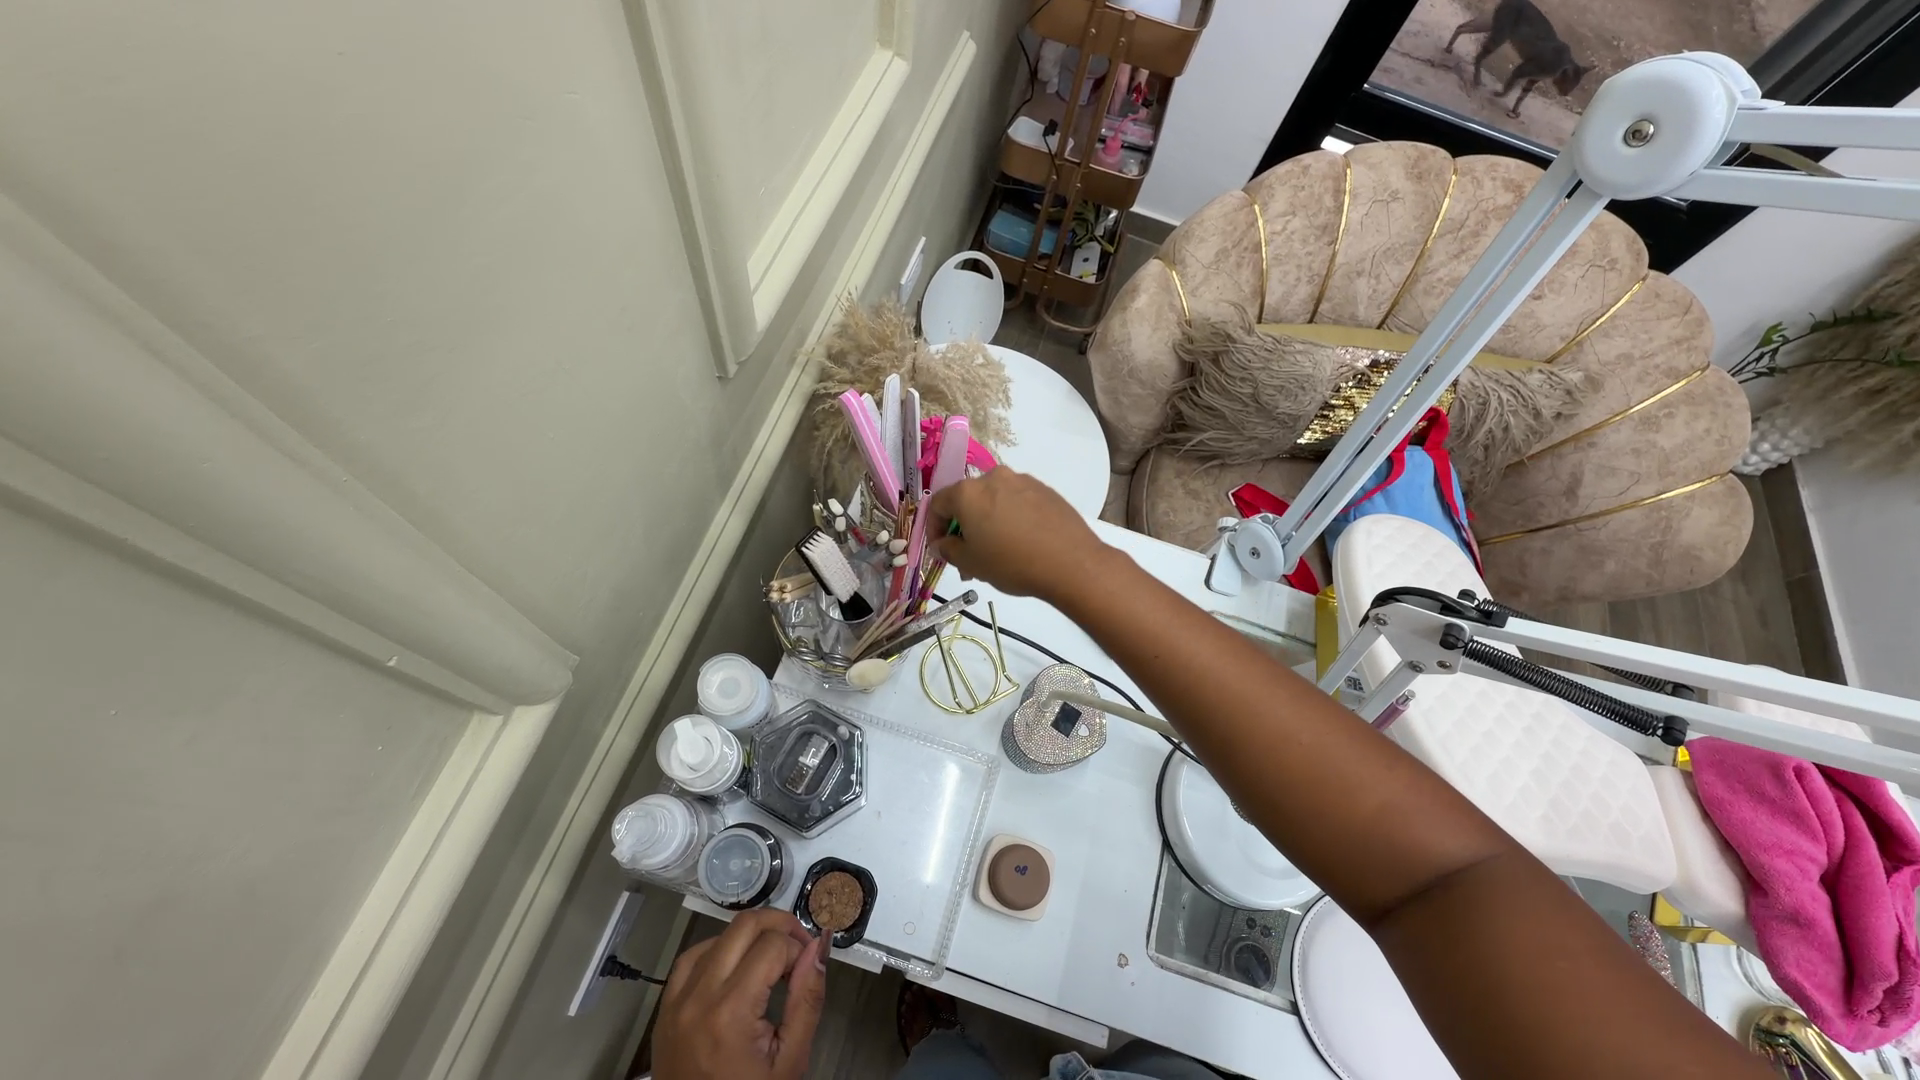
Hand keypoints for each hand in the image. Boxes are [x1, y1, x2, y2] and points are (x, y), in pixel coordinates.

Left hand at [652, 909, 826, 1079]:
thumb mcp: (791, 1059)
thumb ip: (807, 999)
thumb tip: (818, 946)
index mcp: (731, 1012)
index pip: (773, 945)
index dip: (799, 948)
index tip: (809, 968)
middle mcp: (698, 997)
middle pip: (743, 925)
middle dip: (778, 926)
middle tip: (798, 947)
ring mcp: (675, 1001)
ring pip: (716, 935)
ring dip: (748, 938)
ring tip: (770, 960)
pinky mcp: (664, 1008)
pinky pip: (690, 959)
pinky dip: (717, 951)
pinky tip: (735, 966)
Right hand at [928, 468, 1110, 601]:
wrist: (1071, 563)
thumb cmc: (1012, 563)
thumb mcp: (971, 563)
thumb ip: (948, 550)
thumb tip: (941, 544)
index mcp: (968, 492)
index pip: (937, 503)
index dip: (933, 528)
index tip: (940, 549)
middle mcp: (994, 478)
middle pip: (968, 499)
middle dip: (963, 526)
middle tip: (968, 556)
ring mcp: (1023, 481)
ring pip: (994, 500)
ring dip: (988, 522)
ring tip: (997, 552)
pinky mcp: (1045, 490)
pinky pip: (1018, 502)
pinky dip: (1012, 518)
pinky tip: (1022, 542)